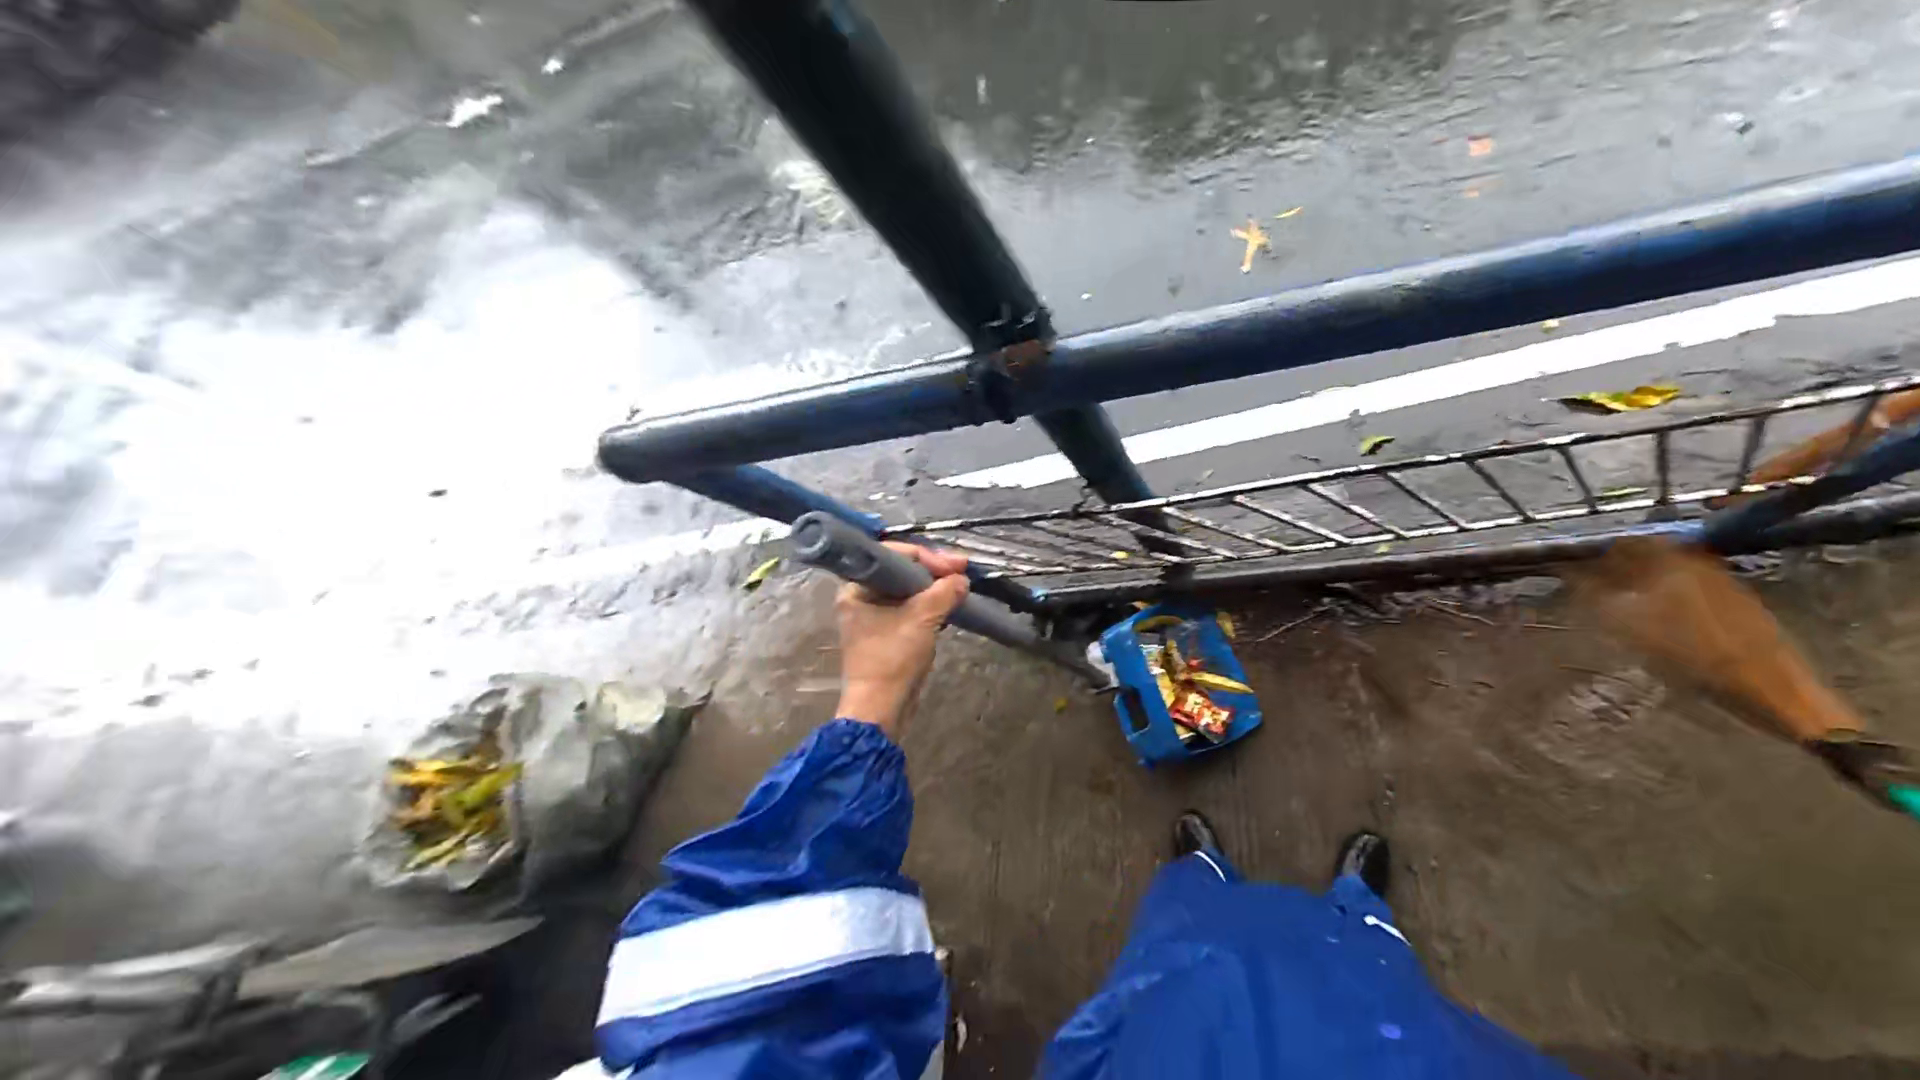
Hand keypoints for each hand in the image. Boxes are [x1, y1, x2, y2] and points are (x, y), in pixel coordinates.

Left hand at [834, 543, 969, 736]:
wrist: (881, 710)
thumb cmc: (893, 659)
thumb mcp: (922, 619)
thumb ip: (944, 592)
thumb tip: (961, 580)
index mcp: (857, 588)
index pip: (894, 556)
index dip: (928, 556)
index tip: (957, 565)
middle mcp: (861, 598)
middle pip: (901, 572)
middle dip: (934, 571)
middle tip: (963, 571)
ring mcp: (873, 616)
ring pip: (908, 591)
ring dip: (934, 588)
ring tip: (960, 585)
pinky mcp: (886, 633)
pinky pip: (910, 609)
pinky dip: (929, 606)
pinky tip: (949, 604)